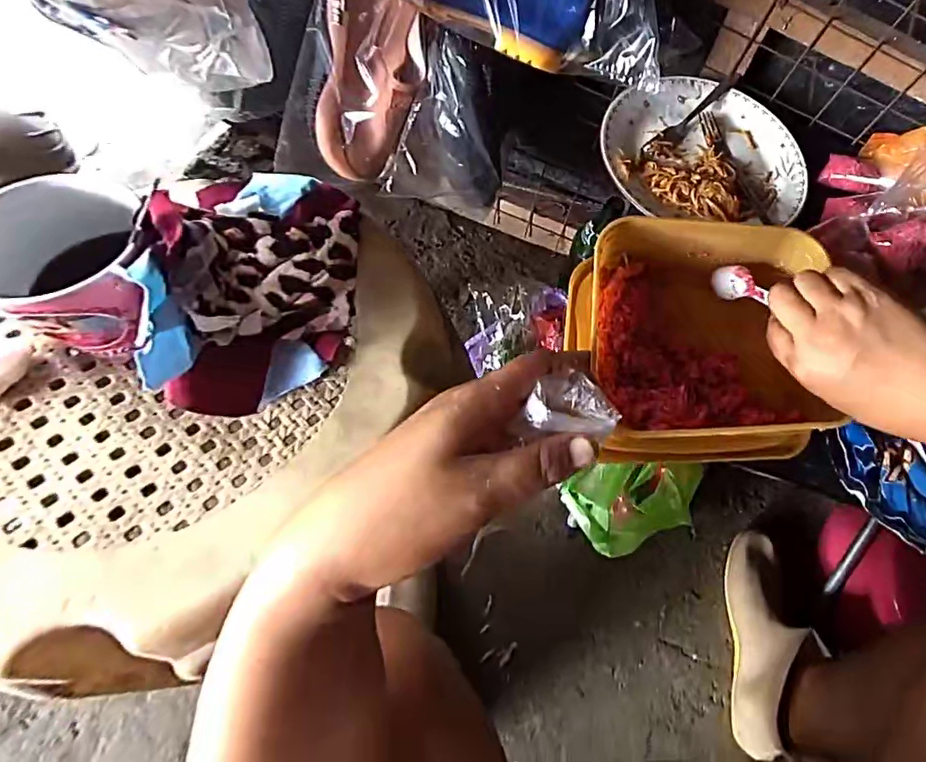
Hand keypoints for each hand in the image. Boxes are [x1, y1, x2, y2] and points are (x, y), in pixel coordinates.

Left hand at [267, 350, 597, 600]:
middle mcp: (459, 409)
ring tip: (578, 453)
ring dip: (544, 431)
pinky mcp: (434, 462)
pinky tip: (531, 477)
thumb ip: (539, 465)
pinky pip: (491, 444)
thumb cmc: (401, 516)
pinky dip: (520, 451)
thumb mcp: (480, 493)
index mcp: (471, 403)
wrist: (316, 560)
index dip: (574, 367)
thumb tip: (594, 441)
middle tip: (603, 426)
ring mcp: (444, 435)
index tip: (609, 383)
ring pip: (509, 421)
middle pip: (525, 392)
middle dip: (566, 404)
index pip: (534, 365)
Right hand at [765, 267, 925, 443]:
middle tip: (806, 304)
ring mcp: (842, 308)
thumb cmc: (886, 405)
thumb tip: (801, 334)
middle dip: (790, 297)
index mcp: (804, 366)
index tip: (794, 324)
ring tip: (829, 295)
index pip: (773, 329)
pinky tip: (849, 291)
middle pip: (781, 294)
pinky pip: (838, 272)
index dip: (782, 323)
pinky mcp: (868, 291)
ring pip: (807, 277)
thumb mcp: (832, 392)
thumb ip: (809, 360)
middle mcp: (816, 333)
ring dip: (814, 284)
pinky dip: (838, 279)